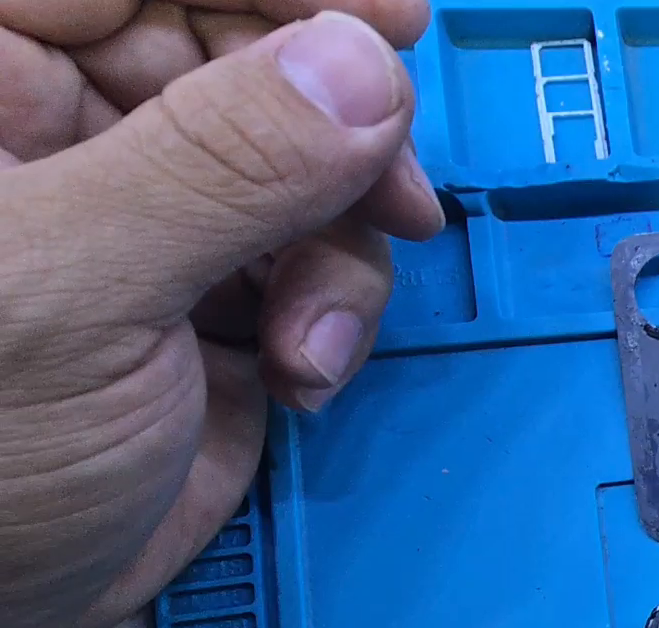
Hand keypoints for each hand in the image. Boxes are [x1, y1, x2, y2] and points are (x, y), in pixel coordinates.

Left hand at [0, 2, 438, 627]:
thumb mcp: (67, 292)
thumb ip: (219, 168)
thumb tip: (367, 67)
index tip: (399, 12)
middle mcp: (64, 121)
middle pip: (251, 67)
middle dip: (339, 144)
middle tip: (398, 207)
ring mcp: (158, 210)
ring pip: (312, 175)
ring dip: (343, 256)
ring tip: (312, 338)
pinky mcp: (226, 286)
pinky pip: (326, 259)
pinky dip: (339, 311)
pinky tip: (304, 367)